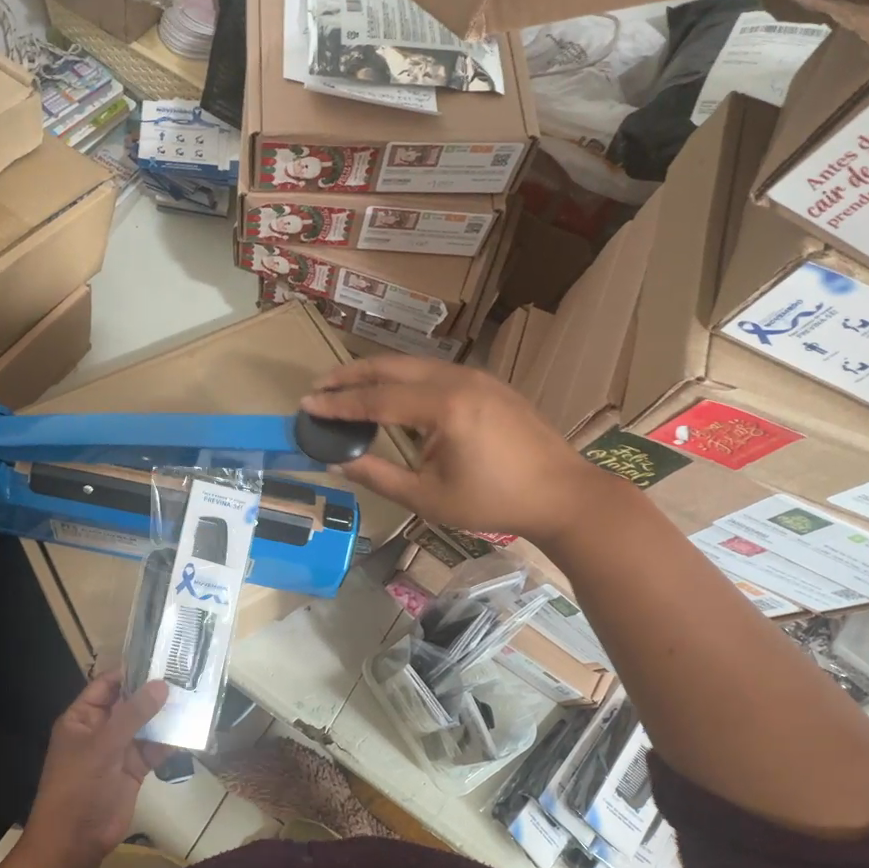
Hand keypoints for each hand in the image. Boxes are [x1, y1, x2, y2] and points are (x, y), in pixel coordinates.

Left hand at [25, 671, 170, 867]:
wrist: (75, 840)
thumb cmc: (79, 785)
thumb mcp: (103, 745)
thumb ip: (133, 715)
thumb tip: (161, 685)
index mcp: (82, 718)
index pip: (106, 685)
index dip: (130, 672)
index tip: (160, 659)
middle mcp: (100, 729)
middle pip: (129, 704)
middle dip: (153, 692)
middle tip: (185, 675)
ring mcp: (117, 750)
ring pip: (144, 726)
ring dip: (165, 716)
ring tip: (194, 698)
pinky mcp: (133, 770)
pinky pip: (153, 749)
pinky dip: (169, 741)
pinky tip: (189, 730)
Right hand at [300, 356, 608, 541]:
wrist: (562, 494)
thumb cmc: (494, 502)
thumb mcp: (428, 498)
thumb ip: (378, 476)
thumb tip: (336, 463)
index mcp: (443, 407)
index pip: (376, 399)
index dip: (338, 404)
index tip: (306, 405)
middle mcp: (458, 380)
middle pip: (391, 367)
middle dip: (351, 374)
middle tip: (319, 385)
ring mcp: (476, 377)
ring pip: (414, 365)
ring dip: (377, 373)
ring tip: (348, 386)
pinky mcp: (488, 383)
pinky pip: (435, 371)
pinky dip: (404, 378)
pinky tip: (393, 393)